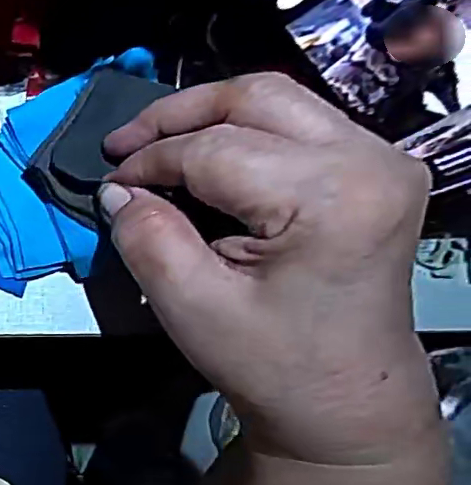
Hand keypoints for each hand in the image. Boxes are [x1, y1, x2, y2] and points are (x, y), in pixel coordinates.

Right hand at [102, 72, 438, 465]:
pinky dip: (230, 134)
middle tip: (117, 145)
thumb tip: (119, 192)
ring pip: (278, 102)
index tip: (105, 190)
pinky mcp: (369, 173)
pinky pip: (292, 126)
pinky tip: (192, 164)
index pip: (213, 149)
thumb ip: (147, 236)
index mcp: (329, 196)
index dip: (146, 162)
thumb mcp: (185, 301)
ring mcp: (379, 162)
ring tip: (146, 150)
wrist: (339, 387)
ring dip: (201, 119)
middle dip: (174, 114)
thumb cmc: (264, 352)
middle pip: (258, 97)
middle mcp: (369, 161)